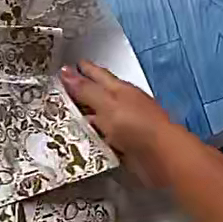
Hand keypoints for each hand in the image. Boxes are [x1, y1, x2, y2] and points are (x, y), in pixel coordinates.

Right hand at [59, 60, 192, 186]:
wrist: (162, 156)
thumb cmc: (136, 125)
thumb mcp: (107, 103)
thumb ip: (86, 90)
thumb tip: (66, 71)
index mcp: (120, 89)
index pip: (98, 74)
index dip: (84, 69)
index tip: (68, 65)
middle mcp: (123, 105)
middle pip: (98, 95)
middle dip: (81, 91)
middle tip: (60, 89)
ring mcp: (125, 125)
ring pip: (99, 116)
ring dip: (84, 115)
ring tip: (63, 115)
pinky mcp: (124, 144)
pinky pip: (102, 136)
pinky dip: (91, 134)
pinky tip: (80, 138)